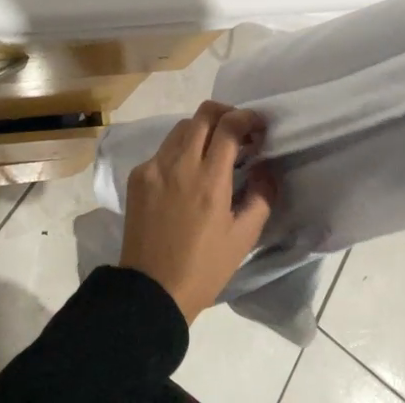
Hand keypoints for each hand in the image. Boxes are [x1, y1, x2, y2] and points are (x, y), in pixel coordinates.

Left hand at [119, 101, 275, 323]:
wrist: (151, 290)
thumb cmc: (204, 268)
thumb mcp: (243, 238)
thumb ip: (261, 197)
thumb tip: (267, 168)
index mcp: (210, 180)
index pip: (228, 126)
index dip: (246, 117)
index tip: (258, 125)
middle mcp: (180, 164)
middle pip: (203, 114)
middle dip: (225, 113)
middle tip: (238, 132)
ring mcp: (154, 167)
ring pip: (181, 128)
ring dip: (202, 130)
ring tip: (214, 151)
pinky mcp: (138, 175)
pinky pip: (163, 150)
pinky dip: (180, 151)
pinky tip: (187, 174)